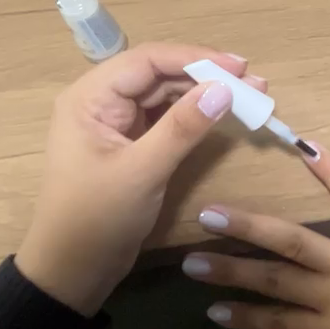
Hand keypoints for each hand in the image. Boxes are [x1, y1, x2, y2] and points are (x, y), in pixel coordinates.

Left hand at [15, 44, 255, 315]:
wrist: (73, 270)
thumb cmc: (97, 218)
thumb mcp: (142, 170)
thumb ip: (183, 127)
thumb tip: (224, 88)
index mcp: (90, 98)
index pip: (148, 61)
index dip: (196, 59)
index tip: (240, 66)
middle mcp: (102, 102)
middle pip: (160, 75)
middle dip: (208, 76)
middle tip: (256, 82)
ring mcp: (118, 124)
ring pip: (167, 96)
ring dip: (207, 94)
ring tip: (251, 96)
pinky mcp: (133, 146)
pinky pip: (168, 120)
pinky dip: (197, 116)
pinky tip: (224, 114)